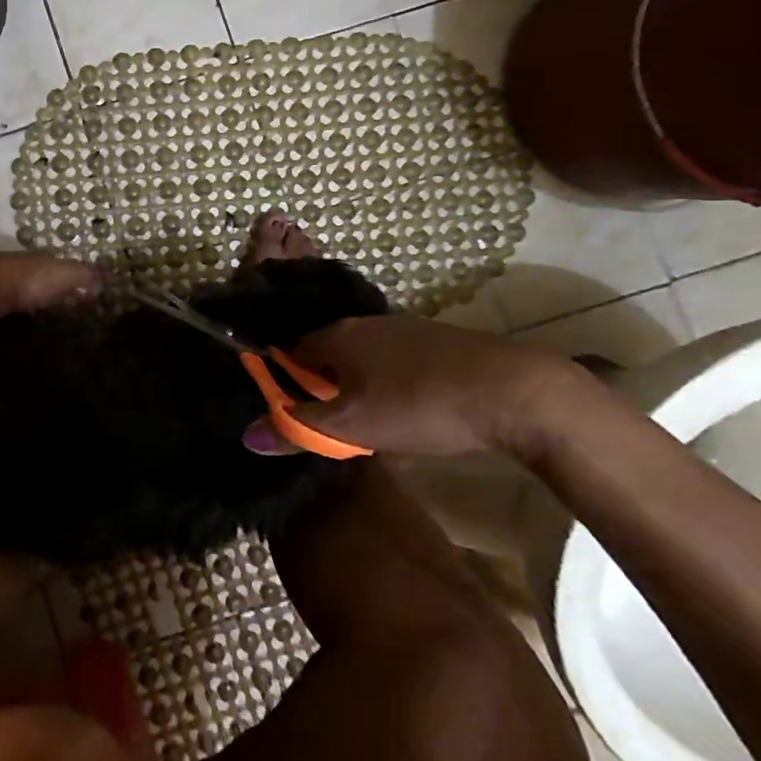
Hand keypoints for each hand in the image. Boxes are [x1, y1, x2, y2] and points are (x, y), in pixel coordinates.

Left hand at [0, 252, 103, 314]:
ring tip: (49, 307)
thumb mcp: (66, 275)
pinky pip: (16, 295)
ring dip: (39, 292)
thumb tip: (101, 284)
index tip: (85, 289)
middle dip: (57, 283)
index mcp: (46, 256)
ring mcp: (8, 275)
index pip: (66, 263)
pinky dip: (24, 301)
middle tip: (69, 299)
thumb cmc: (32, 280)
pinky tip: (26, 310)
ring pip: (30, 283)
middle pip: (47, 271)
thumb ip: (85, 277)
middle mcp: (28, 262)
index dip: (77, 275)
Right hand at [245, 314, 607, 465]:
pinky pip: (396, 364)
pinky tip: (410, 413)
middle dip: (324, 392)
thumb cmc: (418, 406)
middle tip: (334, 430)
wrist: (514, 391)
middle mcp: (366, 323)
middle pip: (327, 358)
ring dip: (359, 390)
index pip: (290, 356)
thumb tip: (246, 436)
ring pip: (364, 362)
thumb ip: (296, 428)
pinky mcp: (438, 342)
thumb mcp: (350, 426)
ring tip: (372, 428)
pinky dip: (391, 386)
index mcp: (337, 336)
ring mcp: (405, 328)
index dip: (287, 388)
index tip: (297, 420)